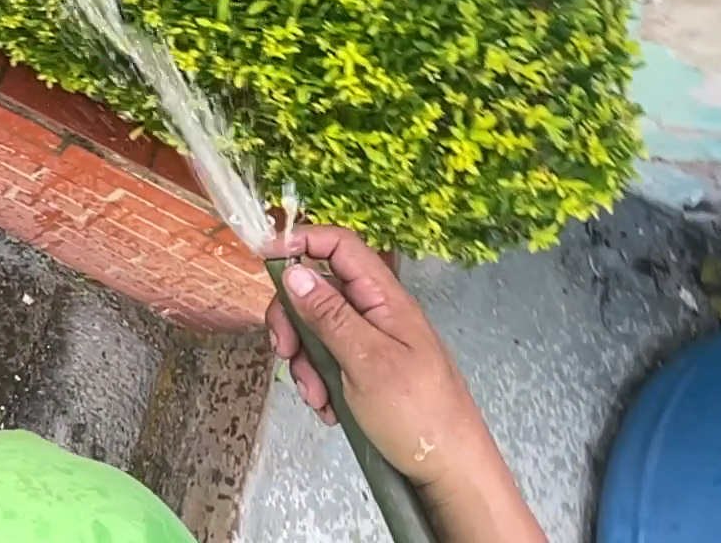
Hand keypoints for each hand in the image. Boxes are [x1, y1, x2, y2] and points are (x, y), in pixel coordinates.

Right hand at [265, 227, 544, 542]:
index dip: (302, 241)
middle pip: (317, 288)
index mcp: (384, 299)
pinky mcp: (363, 369)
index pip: (340, 245)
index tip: (266, 257)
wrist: (454, 479)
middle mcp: (375, 312)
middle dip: (292, 318)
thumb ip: (328, 314)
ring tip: (315, 395)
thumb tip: (292, 271)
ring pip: (315, 327)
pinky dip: (316, 379)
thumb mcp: (367, 362)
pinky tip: (326, 406)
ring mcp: (369, 341)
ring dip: (304, 359)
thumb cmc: (419, 417)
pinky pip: (324, 358)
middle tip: (284, 350)